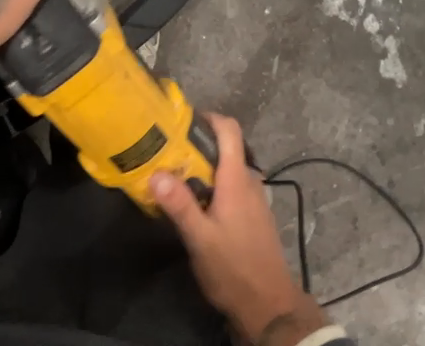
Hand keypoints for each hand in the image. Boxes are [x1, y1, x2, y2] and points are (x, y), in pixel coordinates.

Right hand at [151, 116, 326, 345]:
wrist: (269, 306)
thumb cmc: (234, 268)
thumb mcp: (200, 239)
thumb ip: (179, 205)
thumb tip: (155, 172)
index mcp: (237, 179)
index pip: (229, 130)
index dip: (208, 118)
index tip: (180, 122)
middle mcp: (249, 183)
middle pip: (225, 148)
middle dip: (197, 146)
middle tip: (166, 153)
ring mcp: (254, 200)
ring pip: (228, 170)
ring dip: (204, 169)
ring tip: (175, 178)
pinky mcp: (253, 217)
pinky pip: (232, 188)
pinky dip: (213, 187)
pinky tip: (194, 205)